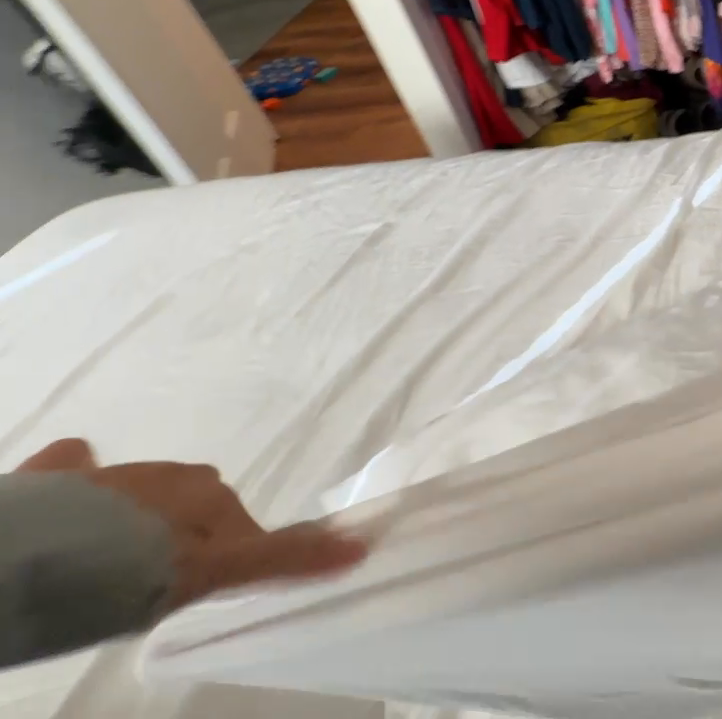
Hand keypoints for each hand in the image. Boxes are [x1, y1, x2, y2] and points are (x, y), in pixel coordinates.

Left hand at [14, 439, 365, 609]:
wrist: (27, 552)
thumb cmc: (130, 565)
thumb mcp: (210, 572)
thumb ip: (281, 557)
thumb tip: (360, 545)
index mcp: (212, 495)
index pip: (236, 525)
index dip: (229, 553)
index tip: (210, 582)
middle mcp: (174, 474)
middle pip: (191, 503)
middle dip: (183, 528)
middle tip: (157, 573)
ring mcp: (112, 473)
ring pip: (141, 489)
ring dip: (135, 514)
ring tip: (106, 554)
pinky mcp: (52, 474)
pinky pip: (73, 466)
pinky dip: (80, 471)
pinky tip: (77, 472)